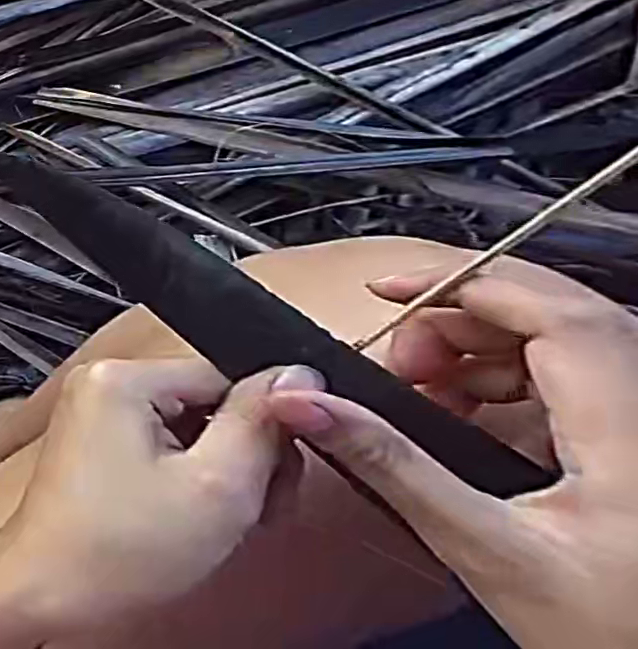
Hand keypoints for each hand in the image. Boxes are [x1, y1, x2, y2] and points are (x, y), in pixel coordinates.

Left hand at [0, 359, 312, 632]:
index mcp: (119, 376)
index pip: (225, 375)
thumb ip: (261, 425)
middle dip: (242, 453)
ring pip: (190, 423)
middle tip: (246, 507)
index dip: (266, 428)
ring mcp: (93, 407)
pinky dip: (188, 474)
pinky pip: (161, 438)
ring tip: (214, 516)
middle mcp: (100, 379)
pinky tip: (188, 511)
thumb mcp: (218, 485)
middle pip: (207, 399)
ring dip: (220, 469)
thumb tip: (296, 375)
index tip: (276, 477)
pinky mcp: (95, 435)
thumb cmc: (122, 543)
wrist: (57, 583)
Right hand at [267, 265, 637, 648]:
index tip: (387, 293)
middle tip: (401, 362)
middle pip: (556, 319)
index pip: (559, 315)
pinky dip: (505, 379)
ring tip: (427, 392)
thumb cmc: (625, 638)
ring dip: (476, 351)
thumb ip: (389, 466)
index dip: (465, 285)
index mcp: (633, 440)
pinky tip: (469, 415)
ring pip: (565, 345)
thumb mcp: (488, 553)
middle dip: (455, 322)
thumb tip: (296, 400)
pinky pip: (575, 378)